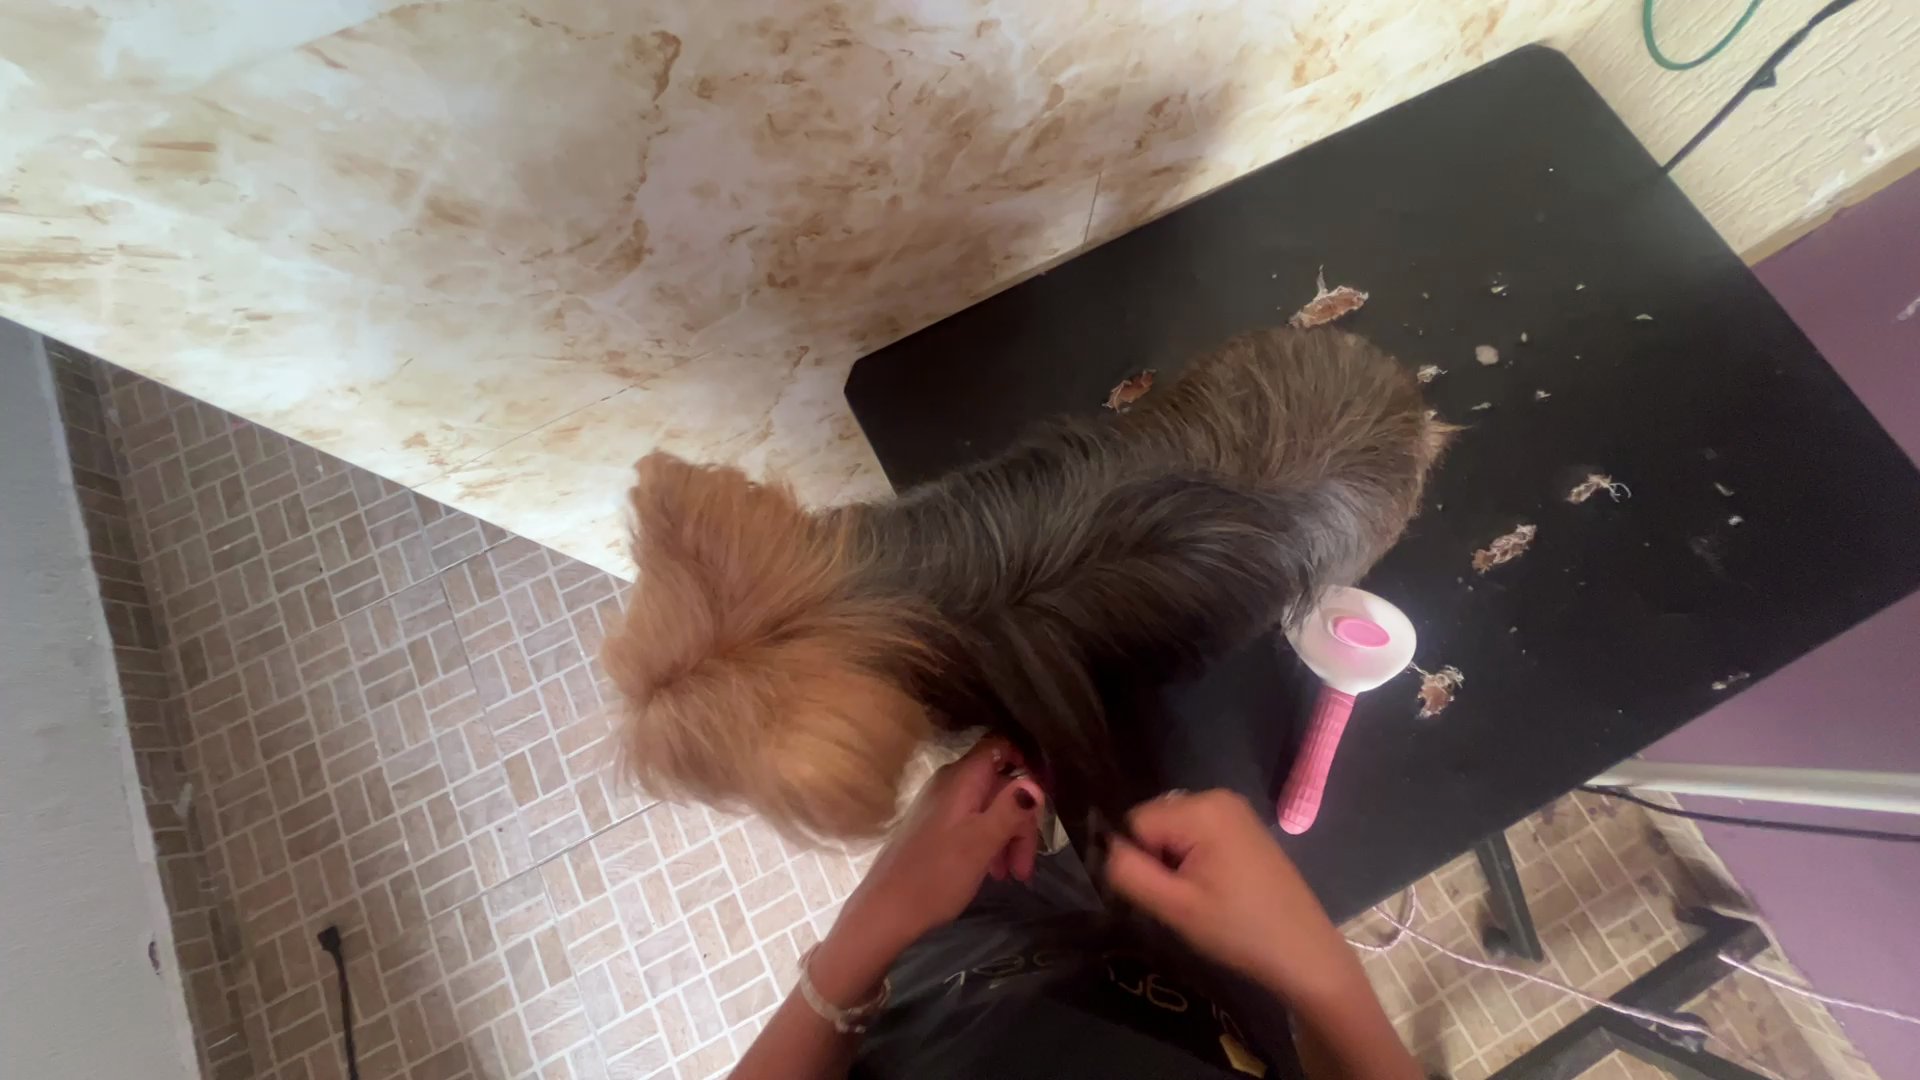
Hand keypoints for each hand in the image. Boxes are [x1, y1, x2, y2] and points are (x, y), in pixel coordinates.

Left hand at [810, 738, 1045, 1004]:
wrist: (885, 912)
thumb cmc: (936, 874)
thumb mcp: (981, 842)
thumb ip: (1009, 809)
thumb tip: (1035, 781)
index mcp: (962, 778)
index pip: (1000, 746)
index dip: (1026, 762)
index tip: (1044, 796)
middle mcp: (950, 783)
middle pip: (1000, 784)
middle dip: (1020, 820)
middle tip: (1026, 865)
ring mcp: (941, 805)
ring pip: (988, 807)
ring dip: (1007, 837)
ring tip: (1012, 876)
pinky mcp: (935, 827)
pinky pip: (972, 823)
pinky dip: (988, 843)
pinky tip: (992, 872)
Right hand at [1104, 790, 1355, 1003]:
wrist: (1307, 956)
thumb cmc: (1240, 931)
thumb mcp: (1176, 908)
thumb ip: (1129, 872)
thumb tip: (1102, 846)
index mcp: (1201, 808)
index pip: (1136, 822)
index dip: (1139, 859)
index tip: (1162, 894)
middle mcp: (1216, 796)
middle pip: (1155, 821)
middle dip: (1157, 857)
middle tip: (1183, 899)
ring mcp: (1233, 809)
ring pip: (1173, 828)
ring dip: (1174, 859)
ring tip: (1200, 896)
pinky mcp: (1243, 825)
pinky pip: (1196, 831)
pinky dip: (1193, 857)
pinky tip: (1214, 888)